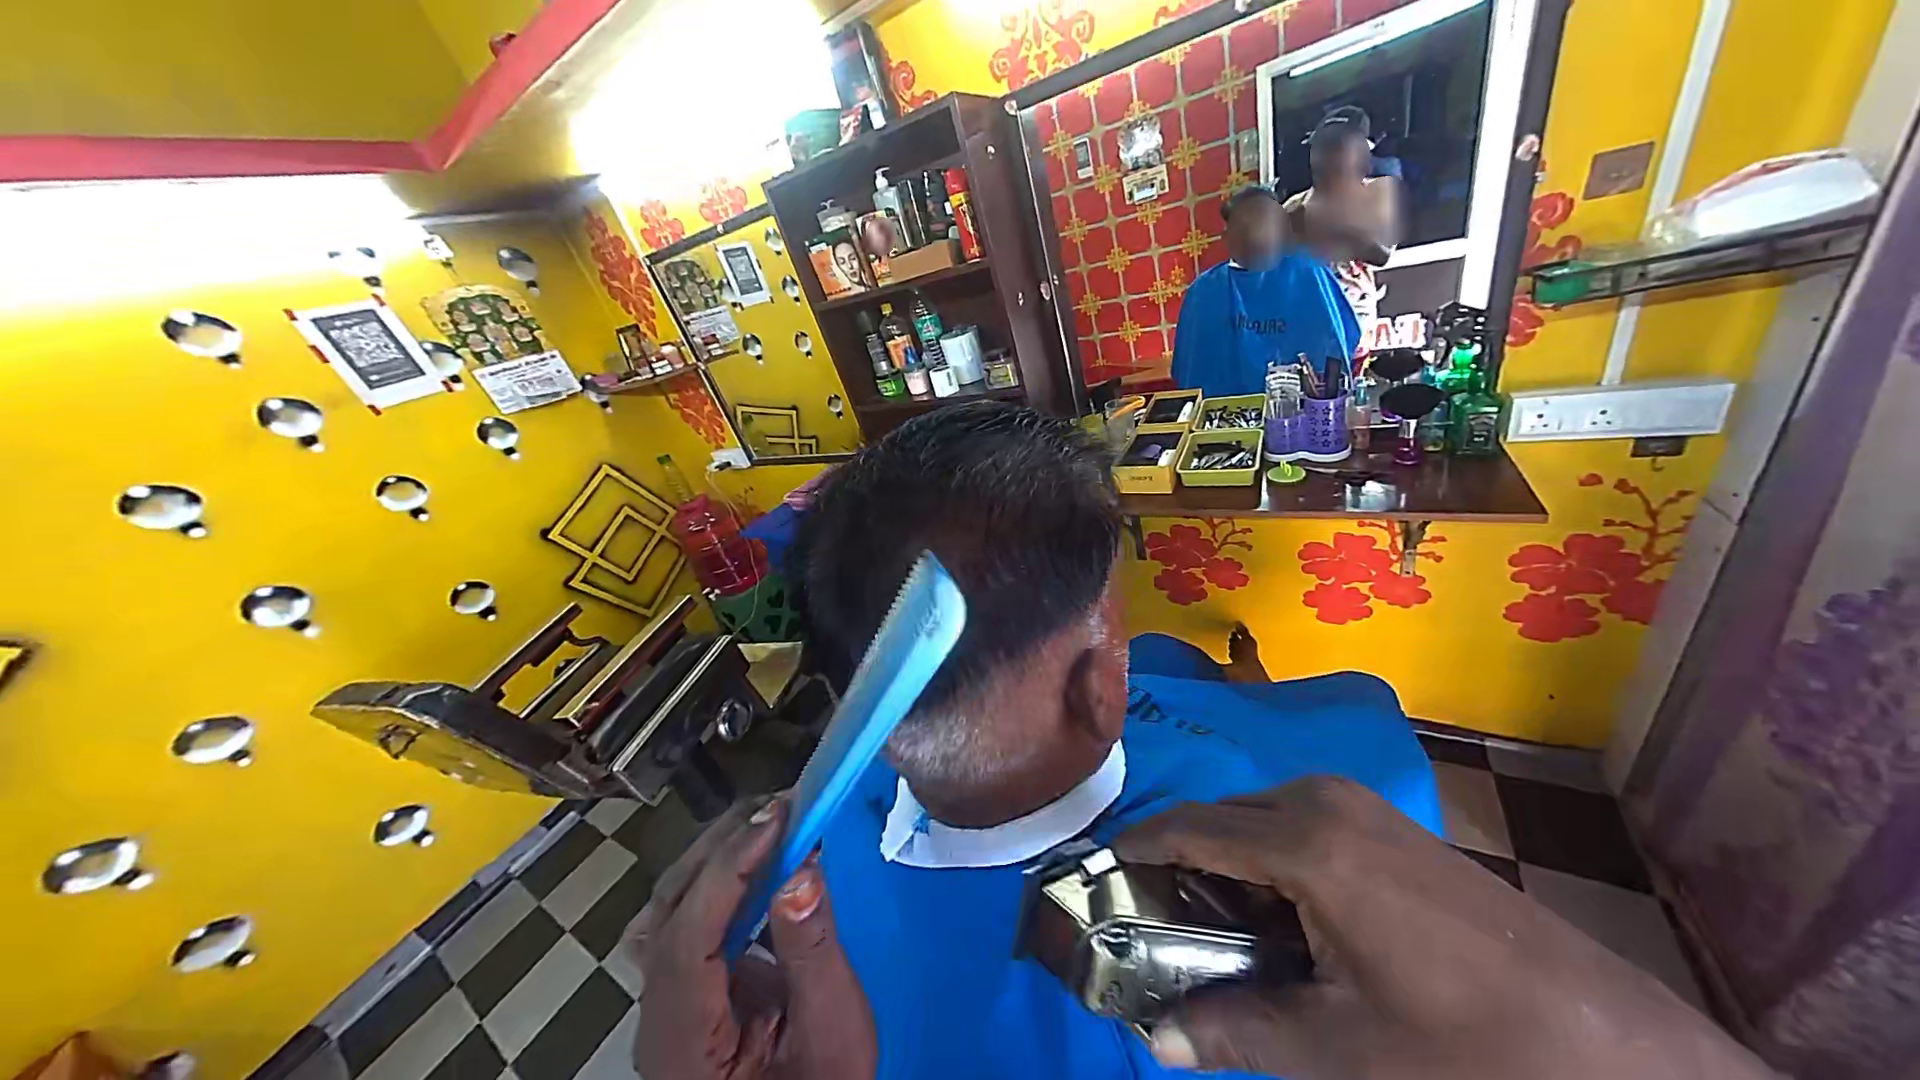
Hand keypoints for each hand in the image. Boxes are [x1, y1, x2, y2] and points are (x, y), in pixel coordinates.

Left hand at [628, 796, 876, 1079]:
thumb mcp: (831, 1032)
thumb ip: (812, 952)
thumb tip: (803, 870)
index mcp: (681, 1040)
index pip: (688, 936)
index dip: (730, 868)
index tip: (779, 817)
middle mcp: (658, 1014)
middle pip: (670, 909)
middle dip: (724, 847)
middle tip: (783, 807)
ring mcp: (667, 997)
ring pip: (673, 905)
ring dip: (719, 854)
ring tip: (772, 825)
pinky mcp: (689, 984)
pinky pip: (693, 914)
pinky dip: (725, 876)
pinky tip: (764, 863)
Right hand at [1112, 777, 1775, 1079]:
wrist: (1615, 1045)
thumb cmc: (1467, 1045)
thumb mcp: (1342, 1048)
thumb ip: (1238, 1030)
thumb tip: (1157, 1039)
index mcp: (1306, 843)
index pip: (1191, 828)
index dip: (1138, 845)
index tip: (1098, 867)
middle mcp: (1322, 801)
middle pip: (1220, 816)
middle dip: (1177, 855)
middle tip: (1146, 908)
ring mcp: (1358, 805)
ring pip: (1256, 816)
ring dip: (1222, 856)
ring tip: (1204, 915)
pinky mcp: (1382, 821)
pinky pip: (1294, 822)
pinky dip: (1264, 855)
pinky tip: (1272, 908)